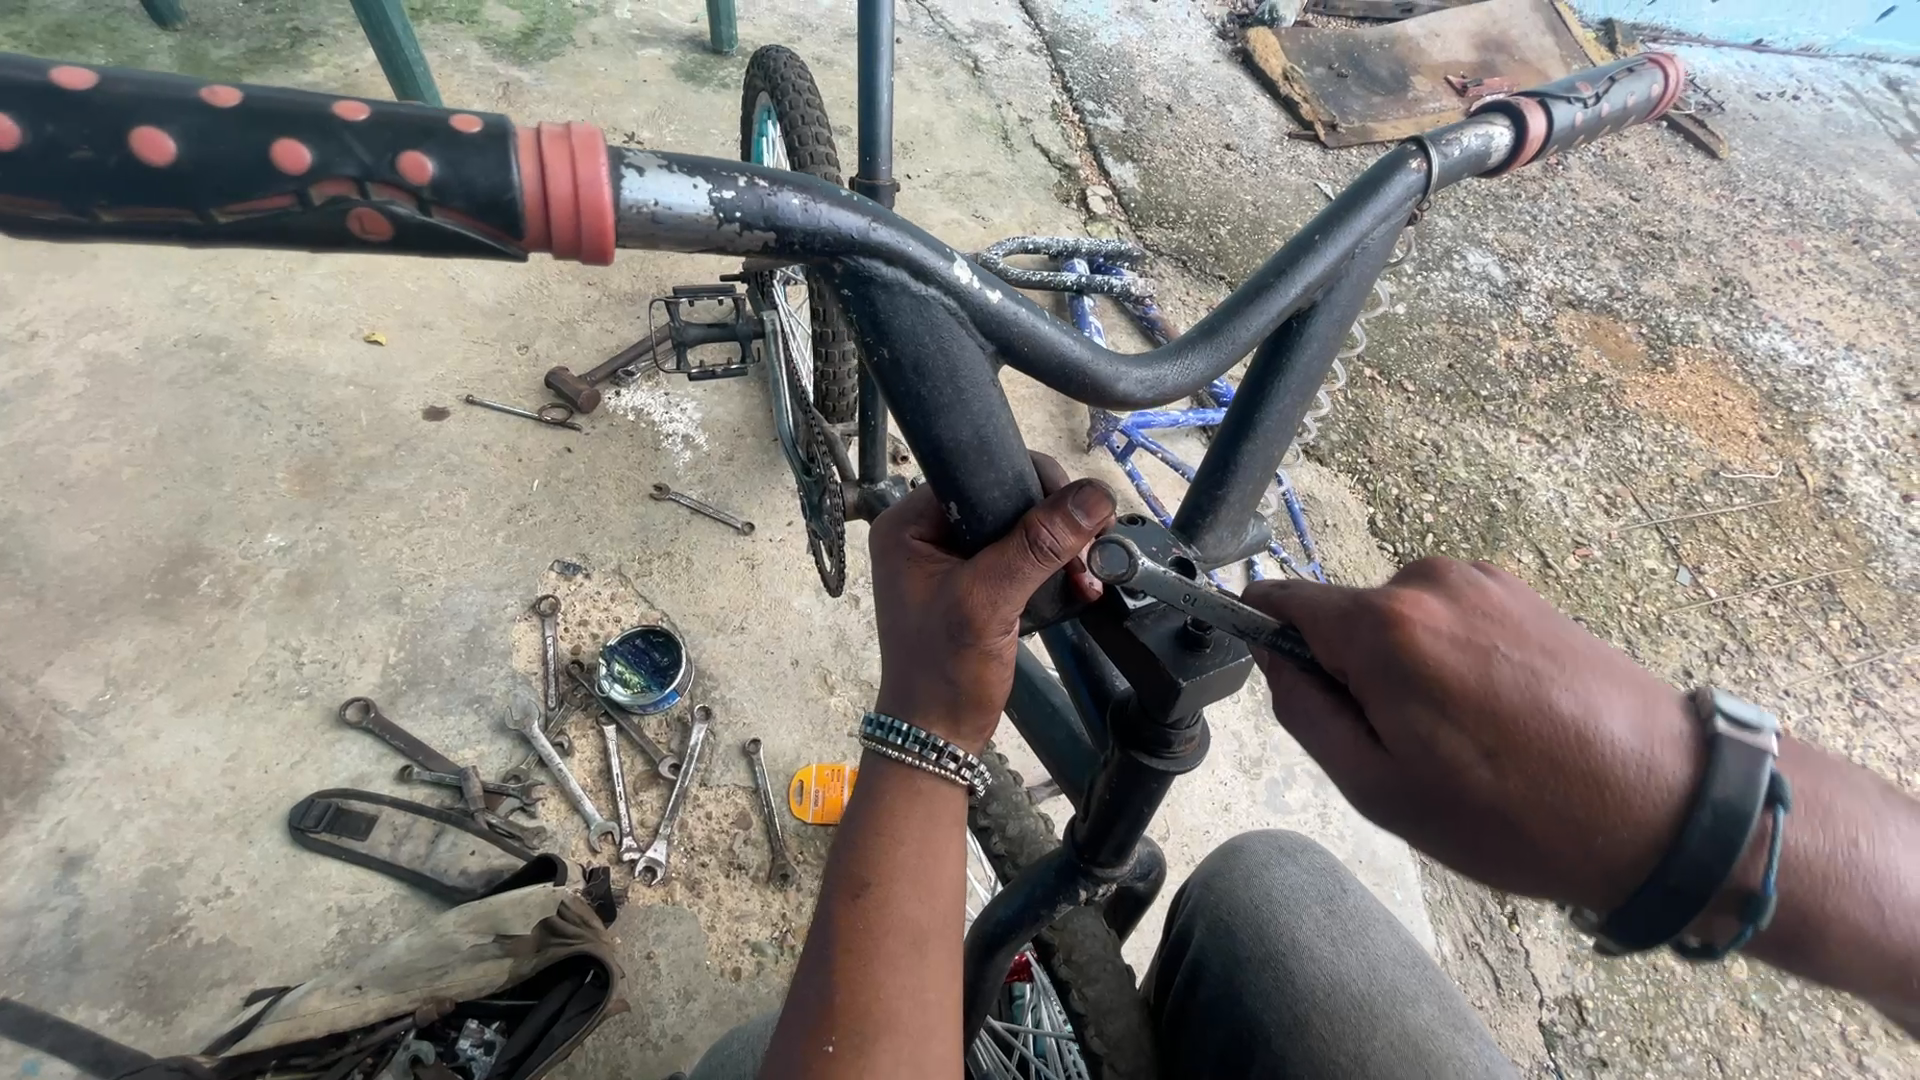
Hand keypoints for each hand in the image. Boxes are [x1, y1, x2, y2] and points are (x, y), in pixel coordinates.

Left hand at [869, 456, 1116, 753]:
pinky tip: (1079, 587)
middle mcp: (926, 533)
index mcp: (908, 524)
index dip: (1031, 484)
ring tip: (1087, 575)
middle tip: (1087, 550)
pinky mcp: (974, 582)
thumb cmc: (944, 672)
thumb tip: (1092, 495)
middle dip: (1053, 524)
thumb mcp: (988, 602)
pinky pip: (1021, 557)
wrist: (939, 736)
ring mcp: (950, 559)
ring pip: (1019, 528)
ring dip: (1060, 549)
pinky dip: (1052, 570)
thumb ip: (1037, 545)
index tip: (1074, 511)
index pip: (978, 474)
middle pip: (1004, 499)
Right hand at [1245, 557, 1701, 911]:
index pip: (1278, 600)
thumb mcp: (1376, 786)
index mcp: (1381, 626)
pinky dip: (1442, 653)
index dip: (1264, 638)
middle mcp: (1424, 581)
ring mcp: (1479, 578)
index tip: (1297, 690)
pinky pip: (1441, 614)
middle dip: (1345, 668)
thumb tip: (1270, 654)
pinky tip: (1494, 707)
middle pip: (1338, 616)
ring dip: (1397, 664)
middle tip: (1400, 740)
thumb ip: (1300, 709)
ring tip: (1458, 730)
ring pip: (1391, 619)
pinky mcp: (1520, 589)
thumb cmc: (1512, 814)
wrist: (1680, 811)